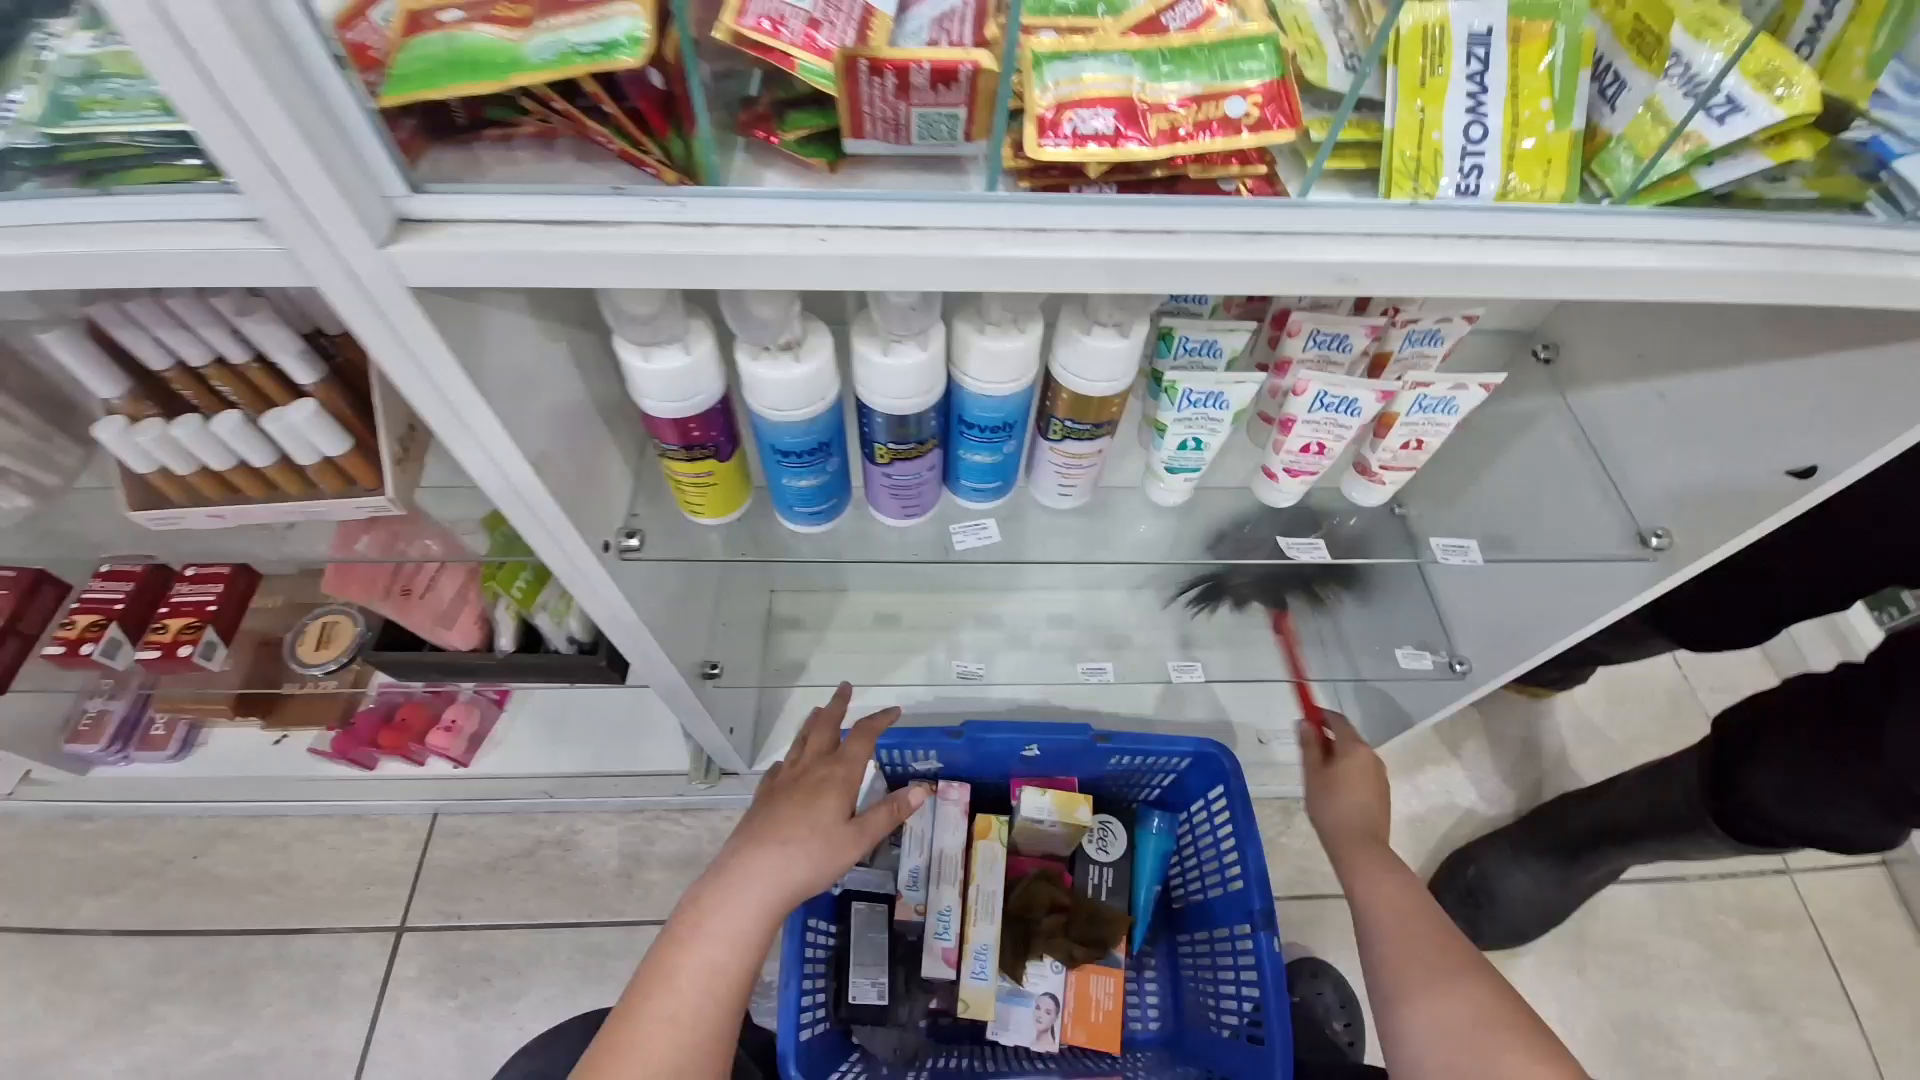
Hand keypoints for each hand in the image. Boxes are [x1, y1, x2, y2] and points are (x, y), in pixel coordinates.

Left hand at [708, 683, 928, 912]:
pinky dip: (791, 757)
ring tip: (818, 710)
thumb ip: (889, 813)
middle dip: (838, 706)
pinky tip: (788, 763)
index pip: (863, 736)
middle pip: (826, 727)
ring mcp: (784, 780)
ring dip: (813, 722)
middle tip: (844, 687)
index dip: (879, 720)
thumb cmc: (812, 859)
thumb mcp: (859, 841)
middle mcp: (811, 768)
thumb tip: (922, 789)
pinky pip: (780, 766)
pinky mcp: (764, 795)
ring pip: (801, 741)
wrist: (752, 876)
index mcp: (838, 775)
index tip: (894, 710)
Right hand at [1299, 710, 1390, 860]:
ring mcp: (1380, 775)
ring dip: (1338, 757)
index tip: (1305, 716)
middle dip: (1327, 739)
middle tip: (1307, 751)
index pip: (1337, 720)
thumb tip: (1305, 722)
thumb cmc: (1330, 806)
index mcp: (1354, 748)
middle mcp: (1372, 756)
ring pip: (1355, 757)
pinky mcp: (1383, 793)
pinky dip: (1348, 772)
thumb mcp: (1312, 773)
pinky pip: (1363, 772)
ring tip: (1319, 775)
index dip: (1320, 715)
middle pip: (1348, 738)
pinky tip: (1336, 791)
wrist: (1360, 847)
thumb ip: (1309, 745)